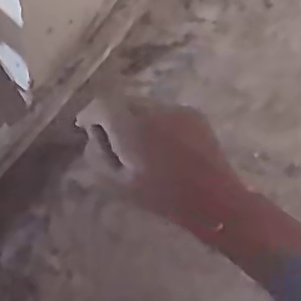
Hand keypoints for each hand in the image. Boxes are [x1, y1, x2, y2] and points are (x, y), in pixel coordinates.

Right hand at [76, 94, 249, 232]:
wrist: (216, 200)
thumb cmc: (162, 196)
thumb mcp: (117, 183)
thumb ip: (96, 155)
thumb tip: (92, 136)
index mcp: (132, 127)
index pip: (101, 103)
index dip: (90, 113)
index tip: (85, 127)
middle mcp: (153, 110)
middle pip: (121, 101)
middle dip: (112, 116)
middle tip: (112, 140)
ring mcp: (175, 109)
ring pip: (142, 105)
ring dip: (134, 118)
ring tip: (139, 144)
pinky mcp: (192, 113)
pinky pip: (163, 111)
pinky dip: (155, 121)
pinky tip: (162, 143)